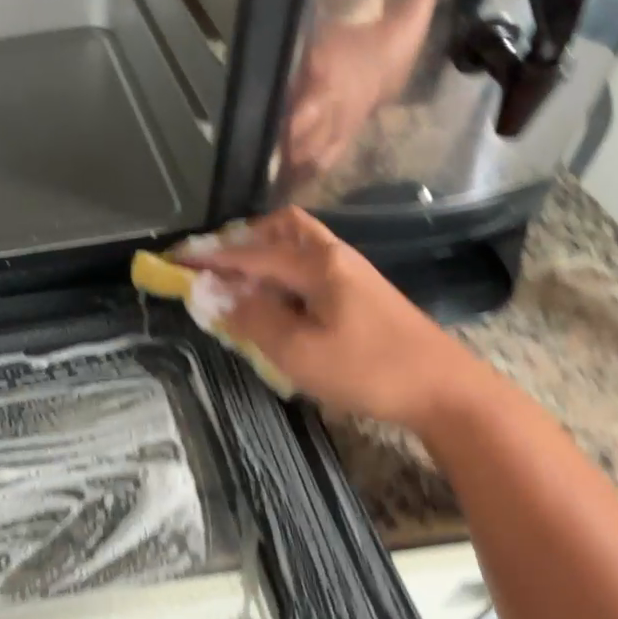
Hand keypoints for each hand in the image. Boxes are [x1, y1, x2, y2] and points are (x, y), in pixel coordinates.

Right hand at [183, 207, 493, 432]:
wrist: (444, 390)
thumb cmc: (368, 370)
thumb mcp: (299, 352)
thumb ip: (253, 319)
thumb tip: (215, 296)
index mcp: (316, 264)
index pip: (251, 253)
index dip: (209, 257)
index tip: (173, 259)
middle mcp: (334, 257)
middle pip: (282, 228)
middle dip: (242, 239)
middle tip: (212, 264)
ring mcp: (353, 274)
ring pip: (299, 245)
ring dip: (264, 253)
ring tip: (238, 281)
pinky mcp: (362, 294)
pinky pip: (310, 266)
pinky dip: (283, 271)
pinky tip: (276, 299)